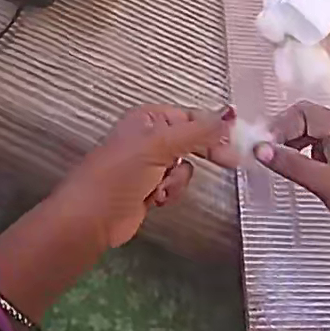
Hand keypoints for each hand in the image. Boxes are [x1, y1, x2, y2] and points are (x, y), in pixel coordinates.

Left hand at [53, 104, 230, 246]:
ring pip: (185, 167)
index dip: (214, 127)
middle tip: (229, 163)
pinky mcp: (150, 188)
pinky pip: (175, 185)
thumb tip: (230, 113)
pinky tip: (155, 199)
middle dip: (203, 154)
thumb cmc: (120, 174)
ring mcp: (149, 164)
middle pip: (191, 141)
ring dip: (177, 179)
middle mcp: (149, 138)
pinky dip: (169, 192)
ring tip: (160, 187)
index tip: (237, 141)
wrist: (92, 217)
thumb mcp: (159, 145)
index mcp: (148, 118)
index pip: (190, 117)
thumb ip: (198, 131)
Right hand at [245, 102, 329, 274]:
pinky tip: (298, 177)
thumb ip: (295, 165)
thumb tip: (265, 149)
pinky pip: (321, 160)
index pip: (307, 114)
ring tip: (277, 165)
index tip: (261, 145)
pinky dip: (304, 166)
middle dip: (284, 137)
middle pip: (309, 124)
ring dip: (293, 151)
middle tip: (264, 154)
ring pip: (313, 142)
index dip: (280, 127)